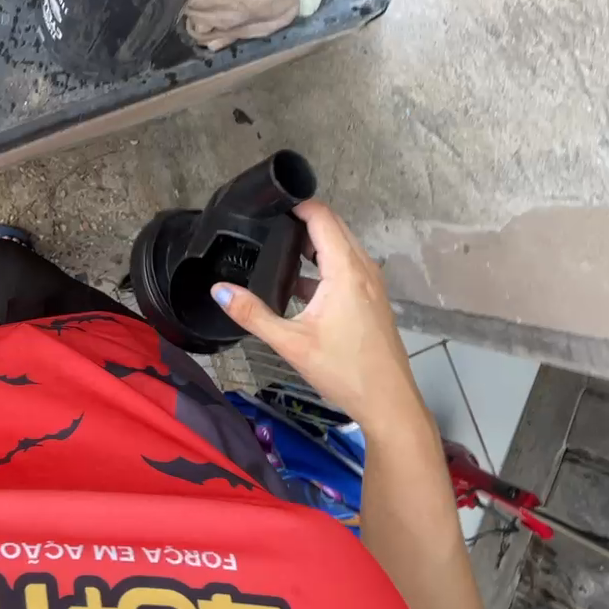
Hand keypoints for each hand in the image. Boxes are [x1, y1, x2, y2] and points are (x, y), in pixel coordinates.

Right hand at [212, 200, 428, 433]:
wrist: (390, 405)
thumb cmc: (345, 372)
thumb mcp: (291, 343)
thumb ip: (252, 314)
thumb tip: (218, 290)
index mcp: (346, 271)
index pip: (322, 218)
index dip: (298, 204)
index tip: (270, 203)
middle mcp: (363, 270)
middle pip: (333, 227)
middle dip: (302, 220)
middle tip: (267, 222)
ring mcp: (372, 284)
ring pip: (341, 247)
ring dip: (312, 243)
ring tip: (277, 247)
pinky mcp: (372, 299)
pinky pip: (347, 266)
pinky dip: (323, 263)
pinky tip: (298, 284)